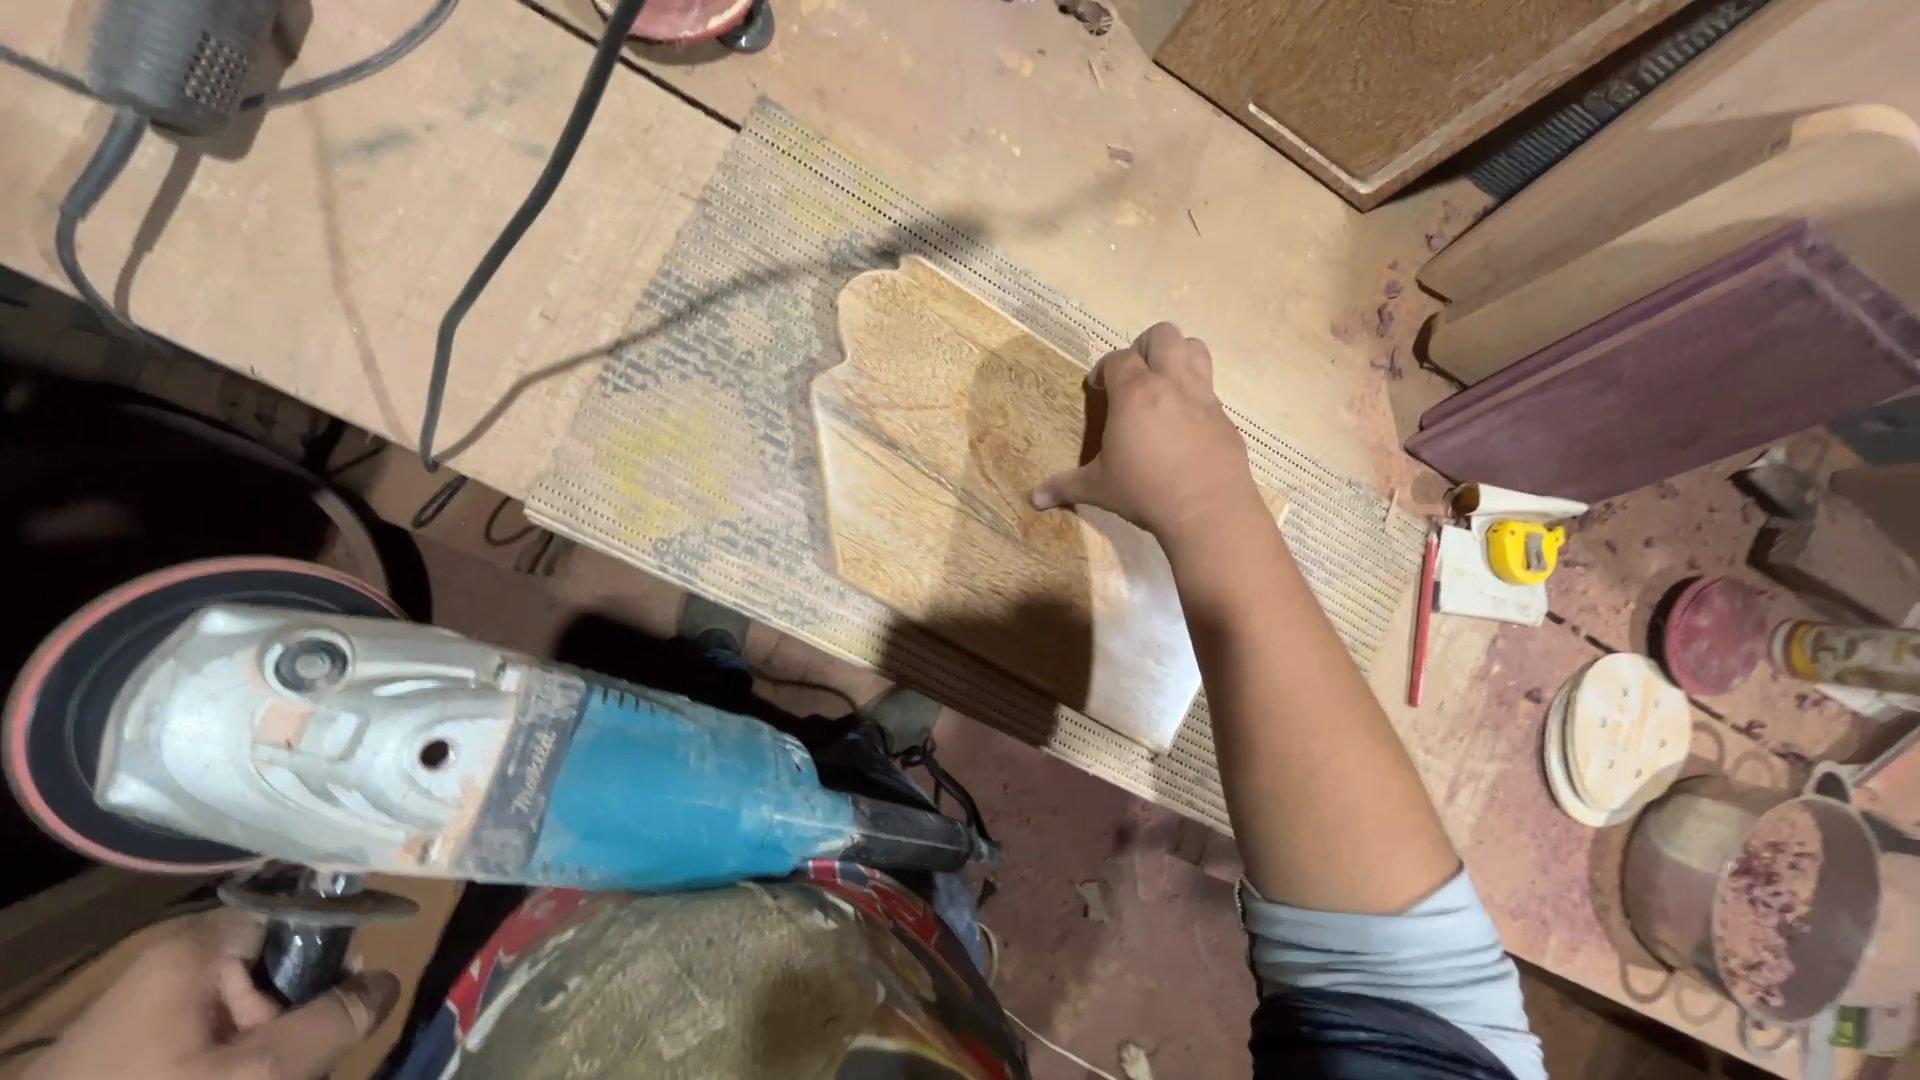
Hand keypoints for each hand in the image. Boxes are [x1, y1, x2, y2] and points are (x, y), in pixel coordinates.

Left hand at [27, 911, 397, 1079]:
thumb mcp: (257, 1074)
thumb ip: (334, 1020)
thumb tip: (388, 981)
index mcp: (202, 944)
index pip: (304, 910)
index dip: (340, 946)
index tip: (348, 993)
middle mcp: (179, 958)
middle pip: (283, 955)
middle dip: (308, 1002)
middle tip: (303, 1056)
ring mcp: (155, 1000)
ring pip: (256, 997)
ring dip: (278, 1036)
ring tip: (273, 1076)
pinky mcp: (140, 1038)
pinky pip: (220, 1025)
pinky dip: (243, 1055)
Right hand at [1030, 322, 1261, 546]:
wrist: (1208, 511)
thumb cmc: (1145, 492)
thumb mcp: (1099, 488)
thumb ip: (1065, 486)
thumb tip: (1033, 498)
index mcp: (1135, 393)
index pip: (1117, 359)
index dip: (1104, 369)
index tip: (1099, 387)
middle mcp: (1171, 384)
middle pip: (1162, 335)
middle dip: (1144, 347)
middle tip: (1134, 375)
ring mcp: (1203, 397)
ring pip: (1195, 349)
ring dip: (1177, 356)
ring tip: (1163, 384)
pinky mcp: (1224, 417)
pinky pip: (1210, 389)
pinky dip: (1194, 394)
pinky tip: (1184, 424)